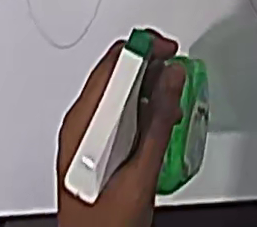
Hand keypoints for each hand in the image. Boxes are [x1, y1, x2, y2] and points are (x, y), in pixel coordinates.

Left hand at [57, 35, 186, 226]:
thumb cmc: (108, 225)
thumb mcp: (141, 174)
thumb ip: (159, 121)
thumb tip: (173, 74)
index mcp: (85, 124)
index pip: (115, 63)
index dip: (146, 48)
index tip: (171, 51)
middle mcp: (80, 122)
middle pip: (116, 70)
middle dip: (151, 66)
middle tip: (176, 76)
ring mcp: (84, 132)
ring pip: (118, 87)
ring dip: (148, 85)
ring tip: (170, 104)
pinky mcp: (92, 143)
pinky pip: (117, 106)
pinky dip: (141, 103)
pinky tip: (158, 122)